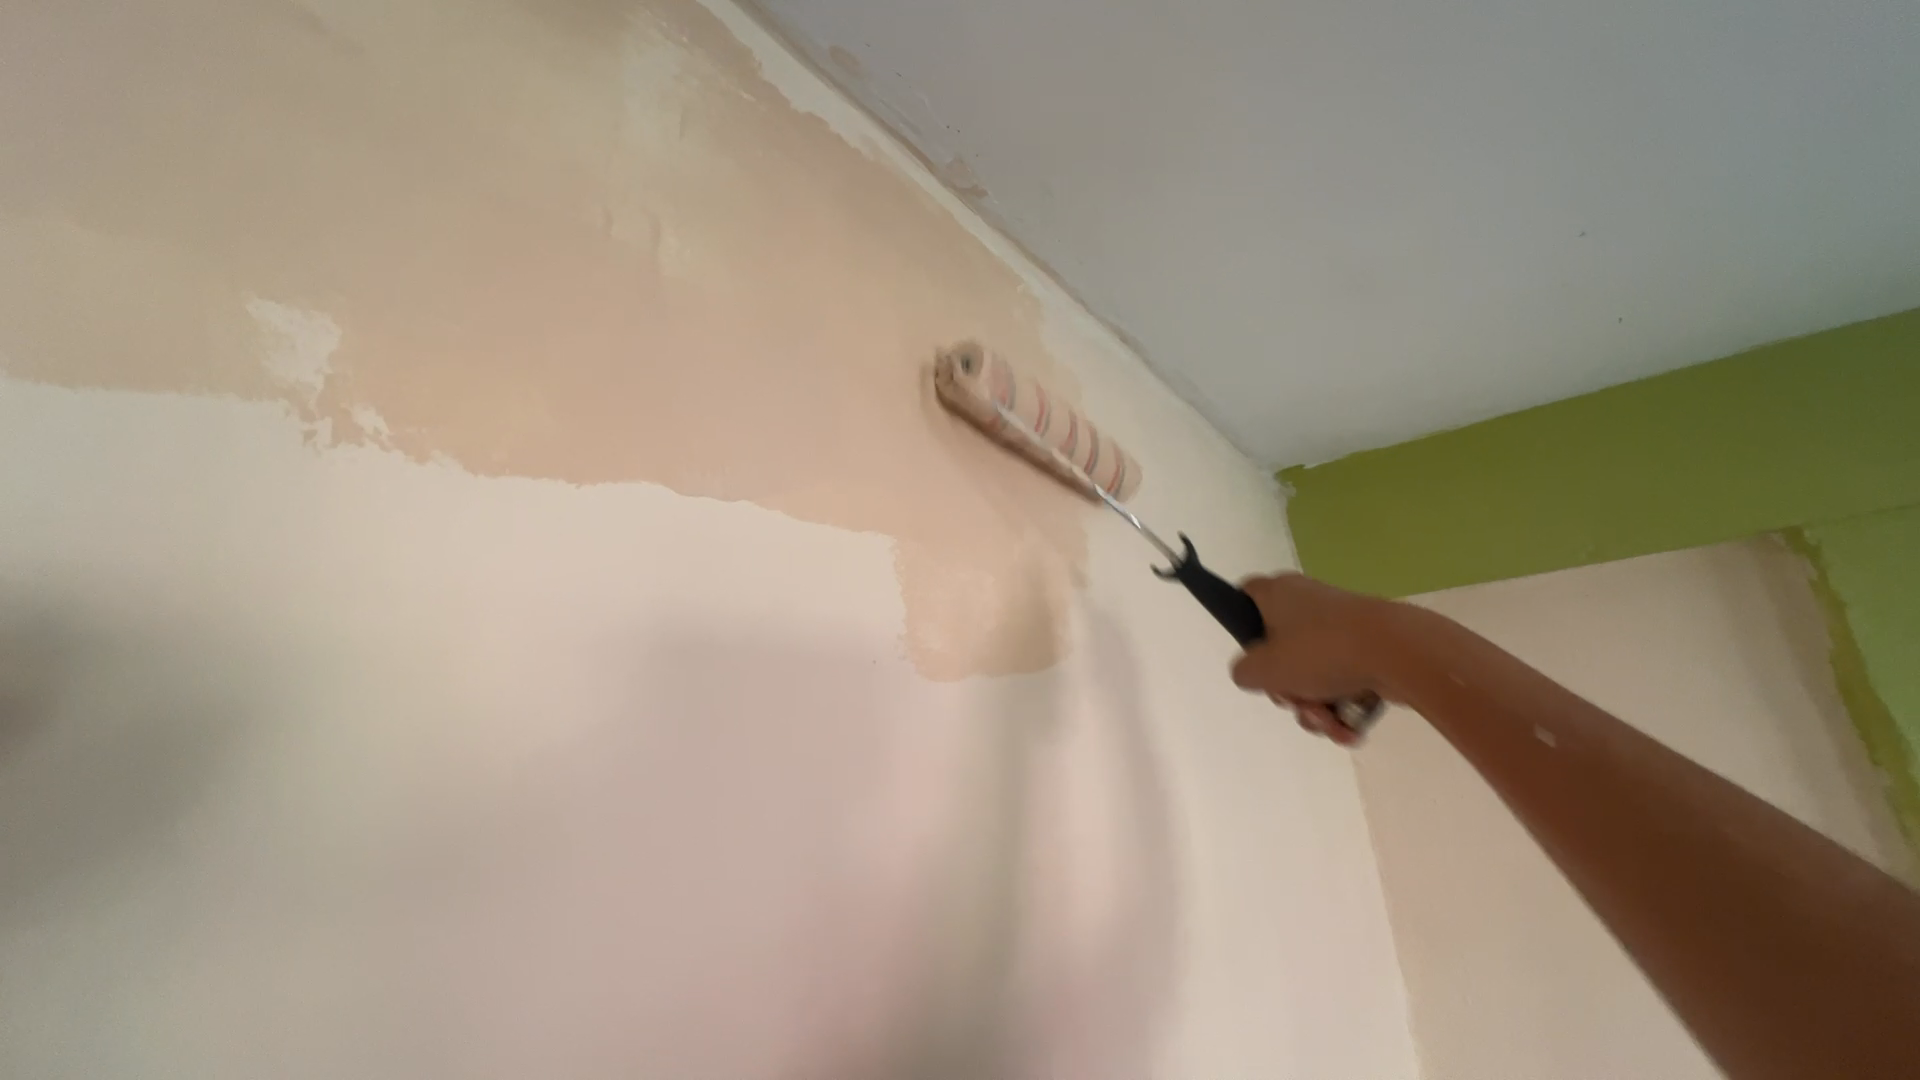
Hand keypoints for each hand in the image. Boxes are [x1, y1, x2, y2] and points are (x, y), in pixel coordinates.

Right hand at [1229, 573, 1413, 745]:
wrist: (1401, 653)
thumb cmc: (1321, 652)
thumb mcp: (1264, 669)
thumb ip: (1244, 672)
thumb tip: (1255, 673)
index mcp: (1278, 594)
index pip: (1246, 596)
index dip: (1240, 622)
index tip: (1251, 654)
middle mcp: (1308, 602)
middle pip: (1278, 648)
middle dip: (1285, 687)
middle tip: (1293, 700)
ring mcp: (1342, 626)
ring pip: (1312, 673)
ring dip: (1314, 707)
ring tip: (1328, 723)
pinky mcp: (1371, 647)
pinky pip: (1343, 681)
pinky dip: (1342, 707)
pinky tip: (1348, 729)